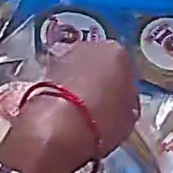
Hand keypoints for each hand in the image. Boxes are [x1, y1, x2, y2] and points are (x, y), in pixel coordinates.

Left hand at [0, 40, 138, 172]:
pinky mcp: (44, 69)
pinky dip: (65, 92)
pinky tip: (66, 112)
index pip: (127, 71)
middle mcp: (93, 46)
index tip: (121, 107)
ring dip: (81, 86)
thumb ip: (127, 105)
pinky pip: (63, 81)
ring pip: (80, 71)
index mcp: (119, 54)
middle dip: (101, 83)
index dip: (124, 91)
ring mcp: (66, 55)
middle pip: (101, 65)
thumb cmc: (103, 119)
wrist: (58, 126)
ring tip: (81, 113)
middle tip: (101, 108)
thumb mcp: (128, 118)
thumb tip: (121, 105)